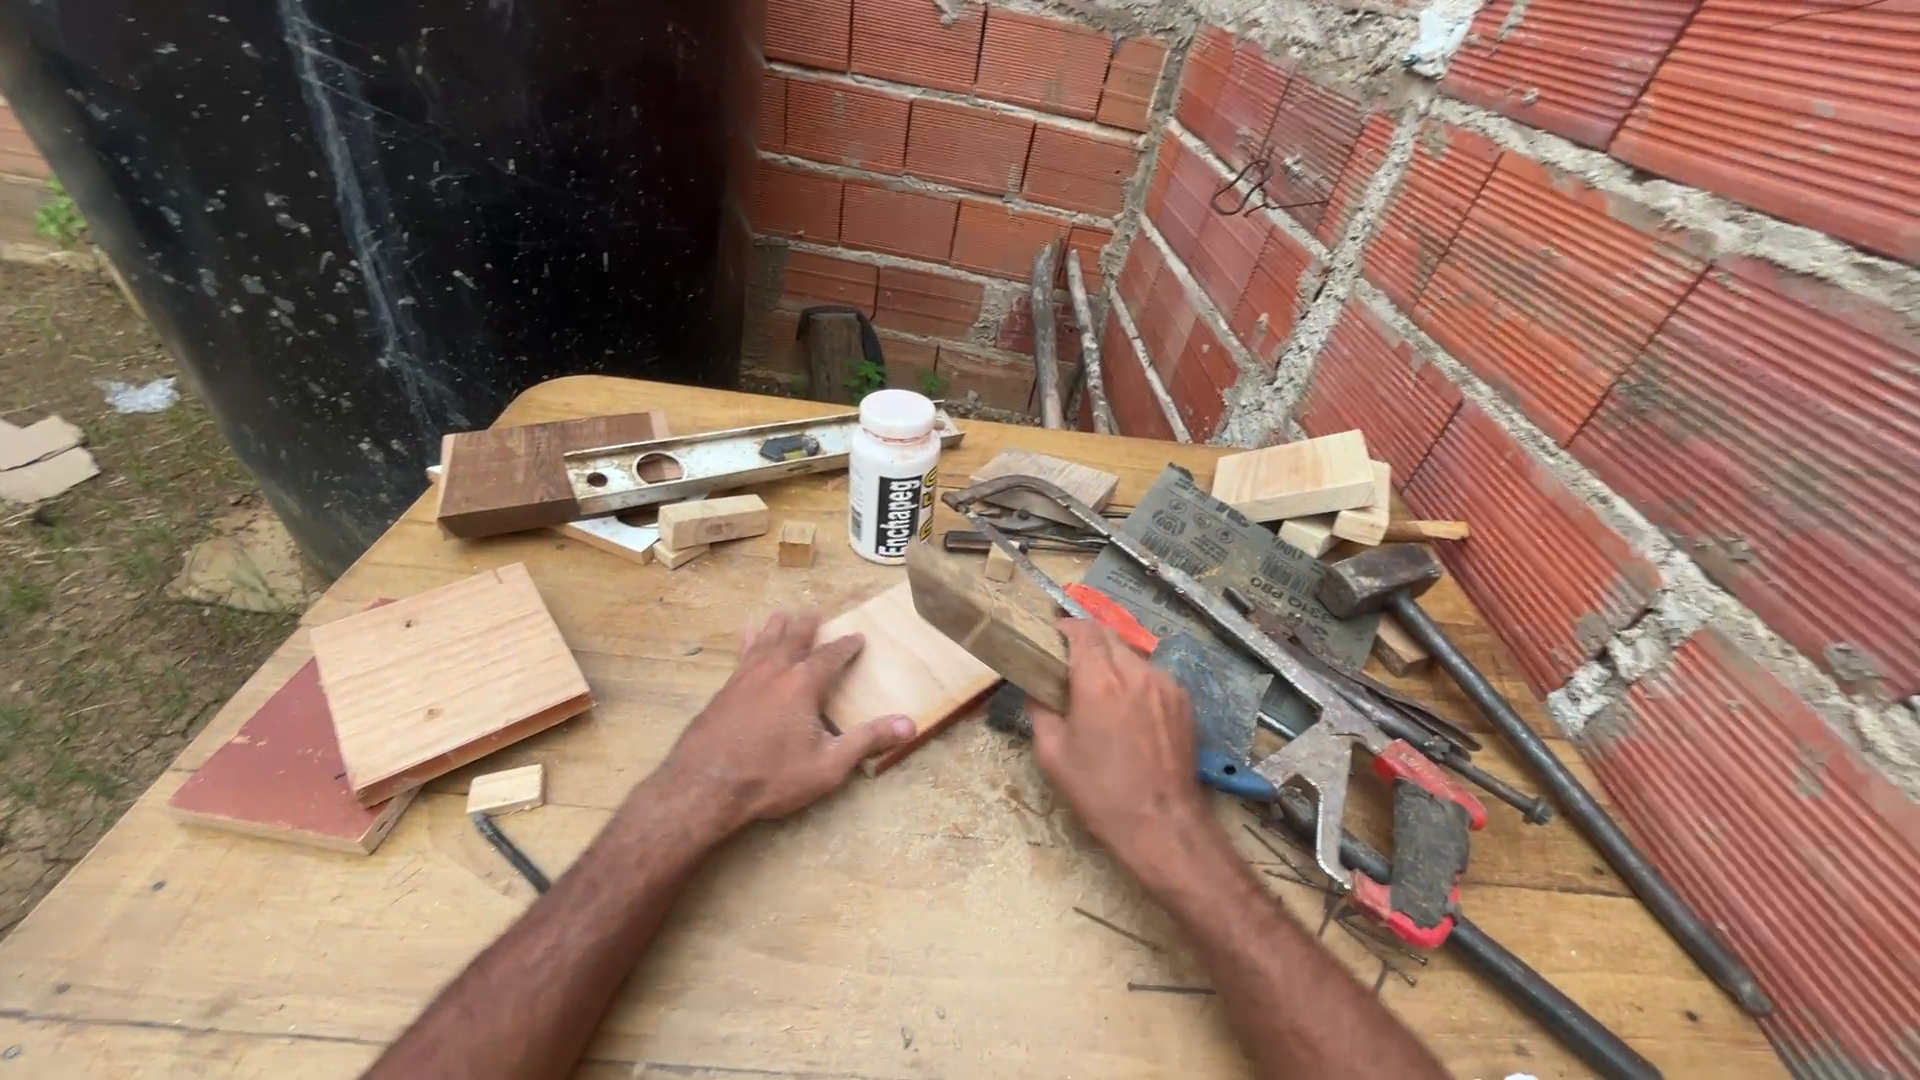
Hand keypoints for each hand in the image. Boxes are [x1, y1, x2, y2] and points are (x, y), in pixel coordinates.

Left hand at [659, 611, 914, 835]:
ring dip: (778, 626)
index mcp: (803, 684)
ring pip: (765, 641)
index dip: (847, 646)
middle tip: (818, 613)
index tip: (858, 637)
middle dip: (809, 625)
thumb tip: (911, 725)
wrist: (703, 787)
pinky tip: (747, 637)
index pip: (832, 656)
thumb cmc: (771, 777)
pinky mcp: (723, 690)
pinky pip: (742, 655)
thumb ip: (867, 741)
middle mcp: (775, 671)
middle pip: (795, 638)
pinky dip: (750, 641)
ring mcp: (745, 678)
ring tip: (783, 615)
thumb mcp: (828, 765)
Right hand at [1028, 620, 1209, 880]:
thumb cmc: (1100, 792)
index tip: (1051, 638)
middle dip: (1087, 641)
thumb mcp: (1053, 755)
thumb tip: (1035, 691)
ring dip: (1112, 660)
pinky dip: (1135, 680)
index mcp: (1099, 681)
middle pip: (1108, 636)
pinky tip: (1128, 708)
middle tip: (1070, 663)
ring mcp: (1165, 685)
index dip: (1064, 628)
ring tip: (1100, 688)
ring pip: (1132, 654)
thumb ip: (1040, 712)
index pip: (1082, 631)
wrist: (1162, 824)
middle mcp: (1135, 673)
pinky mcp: (1183, 700)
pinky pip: (1153, 676)